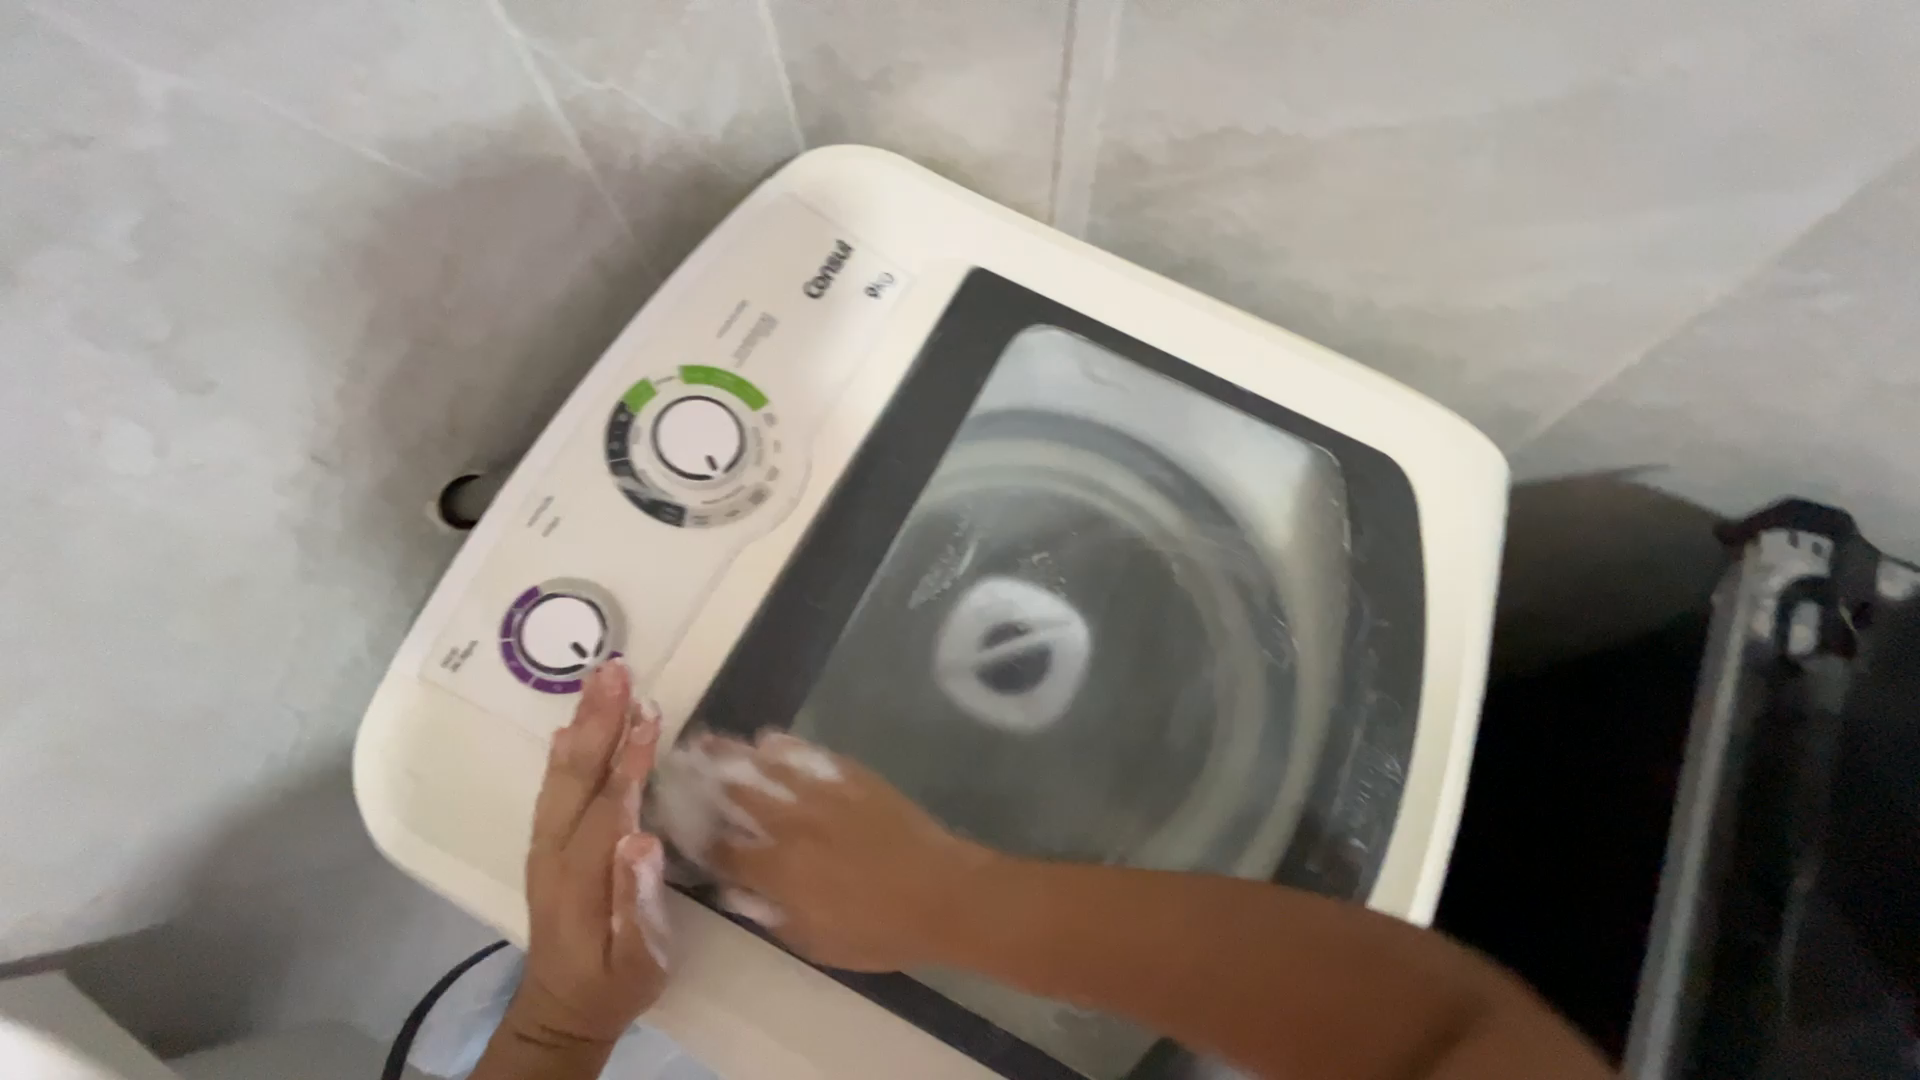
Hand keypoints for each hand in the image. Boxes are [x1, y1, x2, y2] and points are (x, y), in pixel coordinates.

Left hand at [490, 659, 669, 1064]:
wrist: (561, 1010)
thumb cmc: (616, 982)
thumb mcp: (640, 958)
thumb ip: (639, 900)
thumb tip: (642, 837)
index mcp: (582, 877)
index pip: (609, 805)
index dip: (631, 759)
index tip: (651, 713)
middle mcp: (554, 852)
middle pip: (576, 776)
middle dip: (599, 720)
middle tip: (615, 671)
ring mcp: (545, 847)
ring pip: (562, 775)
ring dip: (582, 724)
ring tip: (601, 681)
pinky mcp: (546, 845)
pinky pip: (554, 788)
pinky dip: (564, 751)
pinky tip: (571, 727)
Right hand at [704, 732, 995, 971]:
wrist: (939, 891)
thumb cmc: (879, 930)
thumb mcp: (816, 941)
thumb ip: (770, 913)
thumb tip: (735, 890)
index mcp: (777, 870)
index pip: (722, 848)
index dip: (696, 835)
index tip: (676, 820)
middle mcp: (791, 825)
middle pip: (736, 795)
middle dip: (703, 780)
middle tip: (678, 762)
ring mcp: (822, 795)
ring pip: (768, 768)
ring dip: (733, 754)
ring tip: (708, 741)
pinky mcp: (851, 777)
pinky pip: (810, 757)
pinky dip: (785, 746)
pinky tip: (768, 739)